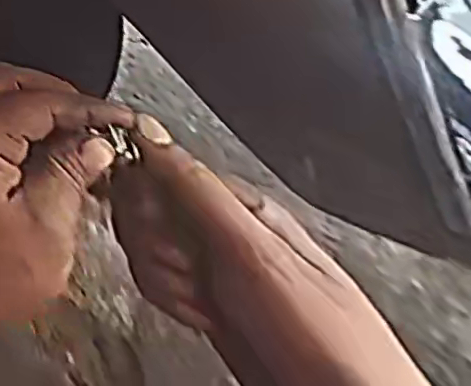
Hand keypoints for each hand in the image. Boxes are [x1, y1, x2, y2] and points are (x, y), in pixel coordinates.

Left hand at [0, 64, 133, 326]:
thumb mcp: (43, 230)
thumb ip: (68, 176)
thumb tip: (96, 141)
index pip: (40, 100)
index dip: (87, 107)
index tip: (122, 118)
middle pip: (16, 80)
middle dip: (62, 94)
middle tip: (102, 119)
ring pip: (6, 93)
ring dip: (47, 104)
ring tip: (87, 135)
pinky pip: (1, 115)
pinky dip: (32, 121)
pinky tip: (61, 151)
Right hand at [110, 128, 427, 385]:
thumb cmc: (328, 339)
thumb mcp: (257, 252)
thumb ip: (198, 189)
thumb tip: (149, 131)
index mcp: (233, 200)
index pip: (154, 167)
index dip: (144, 195)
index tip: (160, 225)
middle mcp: (216, 225)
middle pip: (141, 206)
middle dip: (154, 242)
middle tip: (189, 268)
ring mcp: (207, 262)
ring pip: (142, 243)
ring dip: (162, 275)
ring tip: (202, 299)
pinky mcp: (198, 294)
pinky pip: (152, 277)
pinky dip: (167, 298)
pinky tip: (199, 314)